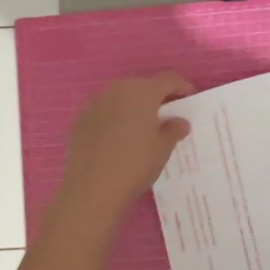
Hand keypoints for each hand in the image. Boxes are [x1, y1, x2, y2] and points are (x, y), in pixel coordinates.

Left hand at [58, 74, 193, 215]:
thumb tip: (179, 122)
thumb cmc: (135, 165)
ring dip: (134, 108)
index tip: (189, 99)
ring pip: (121, 98)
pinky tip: (119, 139)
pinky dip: (115, 119)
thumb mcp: (162, 149)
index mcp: (142, 92)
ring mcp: (95, 104)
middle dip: (156, 97)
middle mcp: (117, 90)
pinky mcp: (80, 121)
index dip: (182, 87)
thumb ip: (173, 130)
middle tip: (167, 114)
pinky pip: (104, 113)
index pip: (168, 80)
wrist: (91, 189)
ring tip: (143, 127)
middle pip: (142, 86)